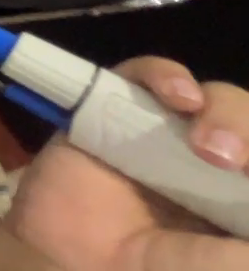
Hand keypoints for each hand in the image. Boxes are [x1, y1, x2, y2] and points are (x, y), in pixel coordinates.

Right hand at [0, 57, 248, 269]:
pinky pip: (141, 74)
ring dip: (224, 111)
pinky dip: (166, 76)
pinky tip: (178, 98)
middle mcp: (218, 166)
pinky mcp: (109, 108)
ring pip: (209, 96)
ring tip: (209, 146)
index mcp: (247, 198)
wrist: (93, 260)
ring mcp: (162, 135)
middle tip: (235, 165)